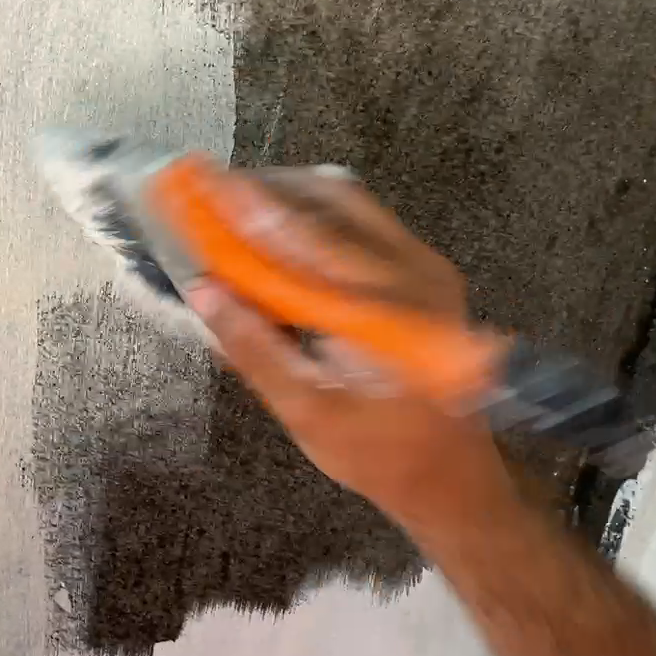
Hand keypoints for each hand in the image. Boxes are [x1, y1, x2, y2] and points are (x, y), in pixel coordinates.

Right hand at [182, 169, 517, 527]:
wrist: (454, 476)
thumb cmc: (379, 454)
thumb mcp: (306, 411)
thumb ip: (254, 348)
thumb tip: (203, 290)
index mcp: (386, 311)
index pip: (304, 237)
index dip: (247, 205)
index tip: (201, 179)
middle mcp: (413, 272)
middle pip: (330, 199)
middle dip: (265, 189)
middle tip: (211, 194)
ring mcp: (424, 266)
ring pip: (346, 201)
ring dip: (287, 197)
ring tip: (236, 208)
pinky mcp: (422, 270)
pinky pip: (360, 219)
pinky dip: (311, 215)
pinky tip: (277, 233)